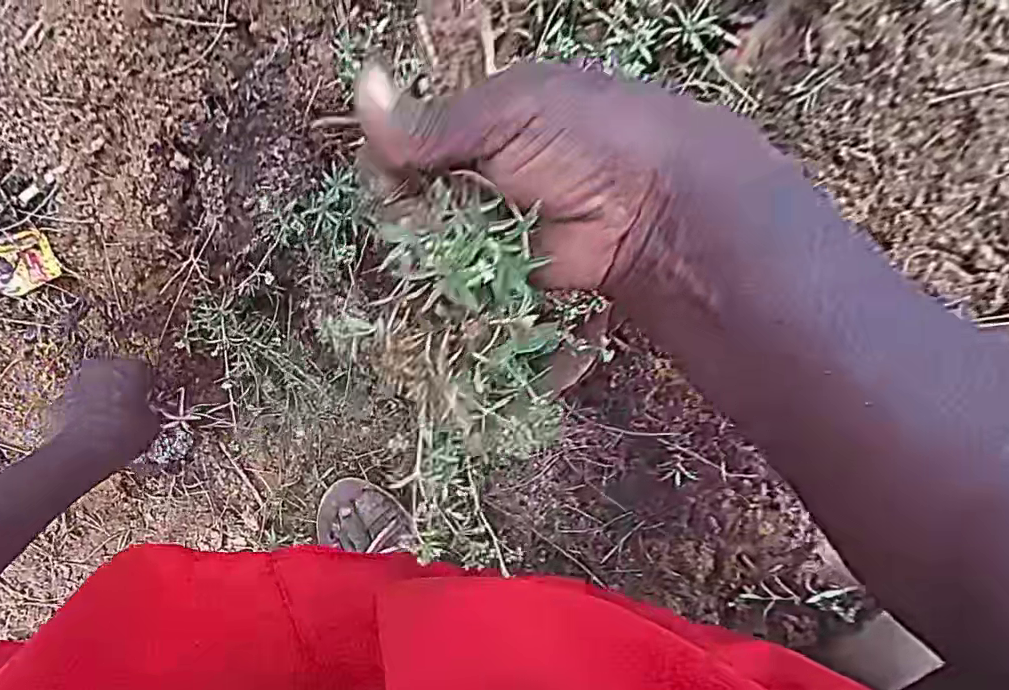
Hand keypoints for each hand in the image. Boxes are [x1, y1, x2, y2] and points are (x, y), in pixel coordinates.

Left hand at [51, 354, 158, 464]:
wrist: (88, 450)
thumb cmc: (120, 434)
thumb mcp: (150, 426)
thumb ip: (150, 414)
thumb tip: (148, 417)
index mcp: (130, 367)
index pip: (144, 370)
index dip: (147, 388)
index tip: (149, 401)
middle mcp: (102, 366)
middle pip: (116, 373)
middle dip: (122, 390)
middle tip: (130, 412)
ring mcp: (78, 380)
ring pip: (94, 385)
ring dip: (101, 398)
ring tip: (111, 423)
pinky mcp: (62, 397)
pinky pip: (78, 401)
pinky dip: (84, 411)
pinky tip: (93, 429)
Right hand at [355, 62, 802, 300]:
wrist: (645, 207)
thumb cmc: (584, 138)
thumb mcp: (506, 115)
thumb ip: (432, 124)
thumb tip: (363, 90)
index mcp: (474, 128)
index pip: (405, 148)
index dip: (391, 165)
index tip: (389, 179)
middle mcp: (473, 178)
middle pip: (410, 202)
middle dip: (409, 214)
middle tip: (427, 217)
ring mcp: (482, 228)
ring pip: (426, 244)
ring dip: (427, 251)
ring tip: (444, 248)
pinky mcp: (493, 272)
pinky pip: (452, 279)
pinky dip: (445, 280)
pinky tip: (446, 276)